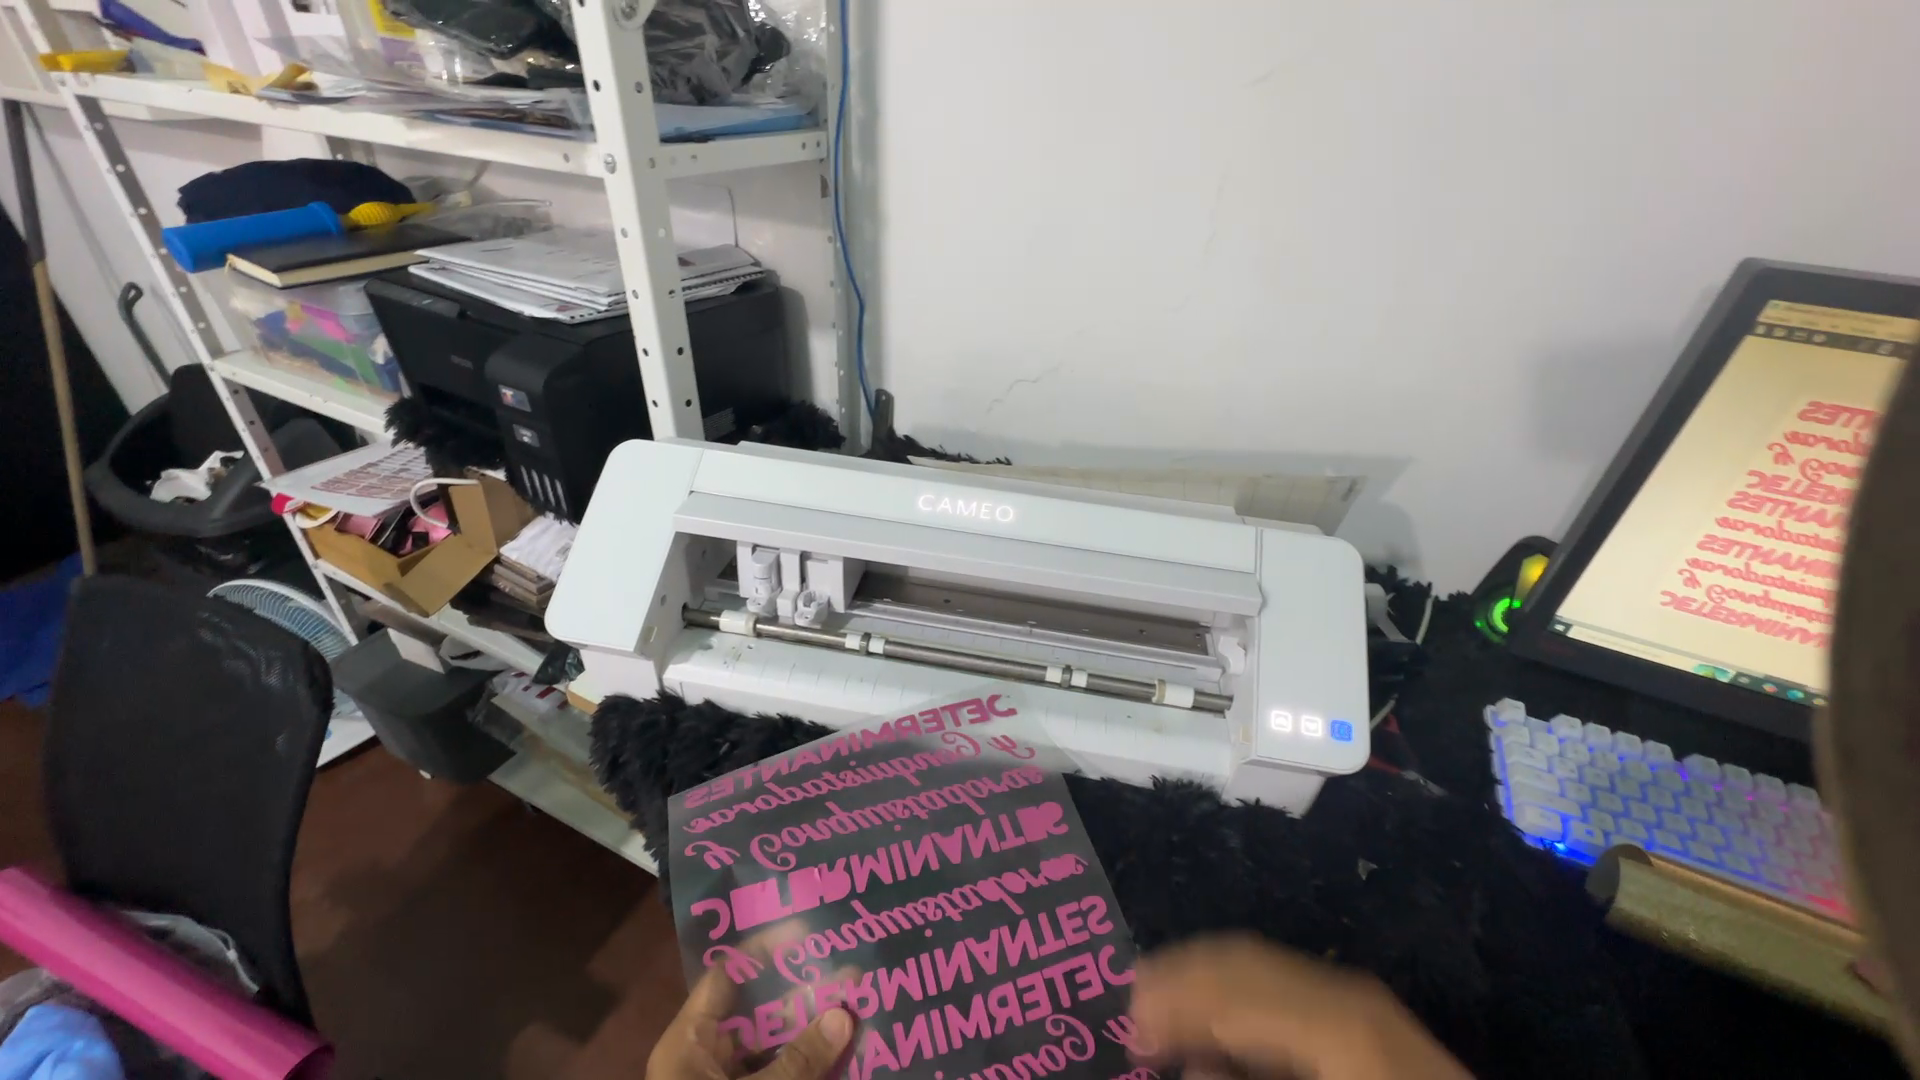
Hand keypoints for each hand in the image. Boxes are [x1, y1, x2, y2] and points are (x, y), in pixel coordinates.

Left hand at [647, 965, 856, 1079]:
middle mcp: (708, 1058)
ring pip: (778, 1047)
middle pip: (761, 1011)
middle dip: (807, 994)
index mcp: (691, 1042)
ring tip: (864, 1007)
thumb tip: (844, 1014)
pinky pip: (784, 1076)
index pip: (728, 974)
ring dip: (817, 1032)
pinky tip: (852, 1057)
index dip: (766, 949)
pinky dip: (814, 1068)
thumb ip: (799, 1062)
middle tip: (855, 972)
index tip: (811, 931)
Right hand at [1127, 934, 1470, 1079]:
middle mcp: (1342, 990)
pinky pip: (1279, 976)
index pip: (1230, 988)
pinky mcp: (1360, 1007)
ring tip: (1155, 999)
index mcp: (1336, 1024)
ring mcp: (1355, 993)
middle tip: (1130, 1006)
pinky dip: (1233, 986)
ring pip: (1256, 959)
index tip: (1130, 1031)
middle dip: (1177, 977)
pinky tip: (1210, 1012)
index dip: (1172, 1002)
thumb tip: (1193, 1065)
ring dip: (1199, 974)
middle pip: (1238, 959)